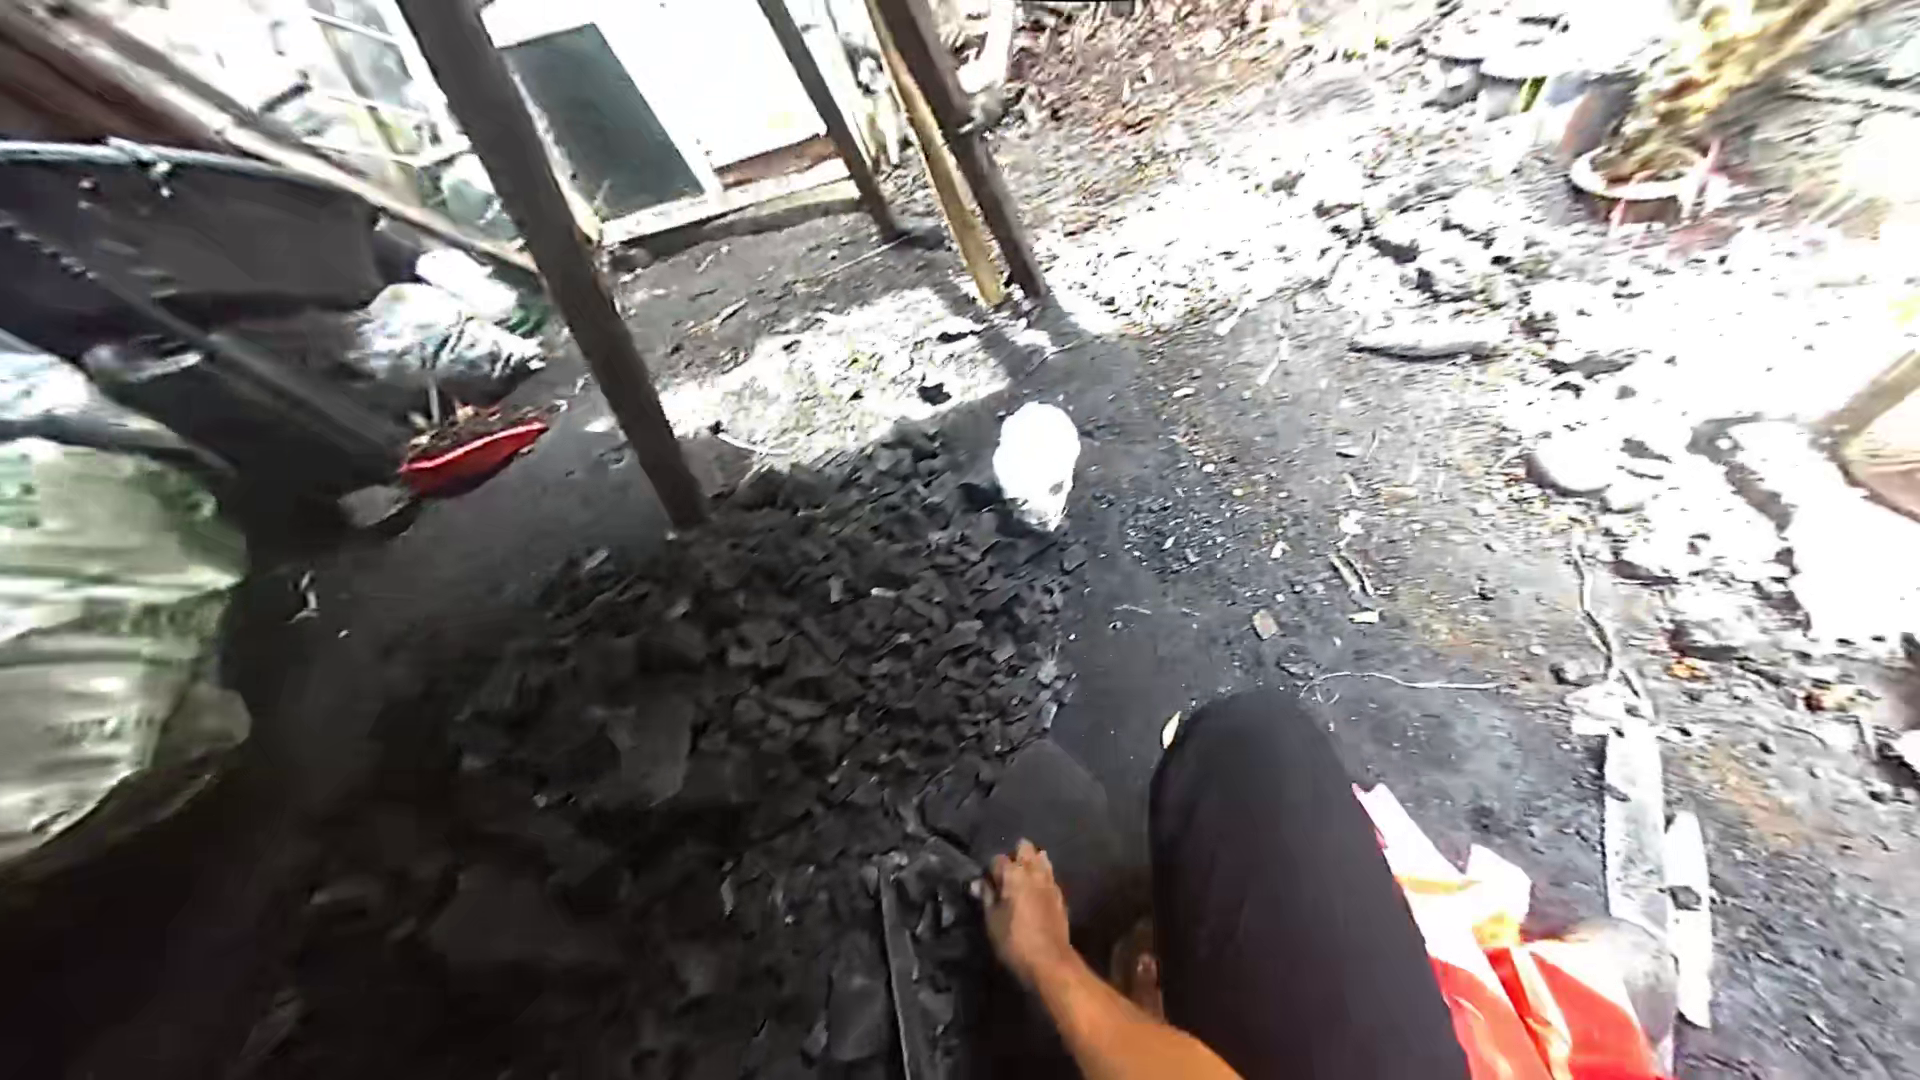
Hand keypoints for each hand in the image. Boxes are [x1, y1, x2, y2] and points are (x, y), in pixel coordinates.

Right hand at [980, 839, 1078, 988]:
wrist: (1050, 962)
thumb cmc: (1014, 941)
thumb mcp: (992, 920)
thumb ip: (986, 896)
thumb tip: (978, 882)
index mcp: (1013, 872)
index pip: (997, 858)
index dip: (991, 870)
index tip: (988, 884)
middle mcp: (1032, 869)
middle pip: (1024, 847)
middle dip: (1015, 855)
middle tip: (1008, 875)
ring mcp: (1049, 880)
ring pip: (1041, 858)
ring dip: (1032, 863)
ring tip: (1024, 880)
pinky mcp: (1060, 895)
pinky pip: (1050, 876)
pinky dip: (1043, 878)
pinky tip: (1038, 893)